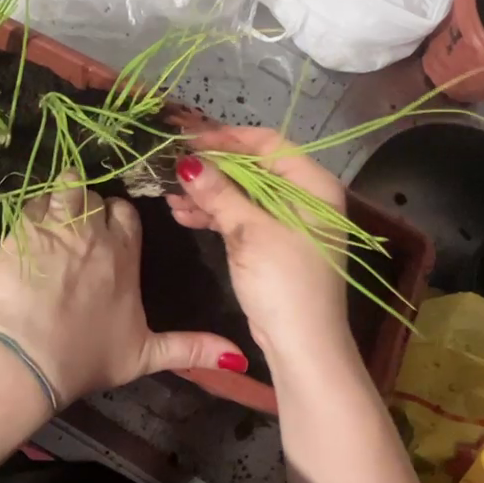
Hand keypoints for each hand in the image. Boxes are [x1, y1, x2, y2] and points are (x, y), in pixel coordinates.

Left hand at [0, 174, 244, 403]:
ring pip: (66, 188)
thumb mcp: (146, 355)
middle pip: (96, 198)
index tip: (108, 236)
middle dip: (89, 210)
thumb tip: (239, 359)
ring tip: (55, 221)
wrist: (30, 359)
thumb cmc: (88, 356)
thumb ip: (191, 348)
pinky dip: (32, 213)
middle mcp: (95, 232)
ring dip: (62, 199)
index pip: (127, 212)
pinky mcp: (21, 230)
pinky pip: (31, 203)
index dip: (116, 220)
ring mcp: (56, 227)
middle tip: (77, 236)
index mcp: (125, 253)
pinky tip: (29, 236)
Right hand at [166, 128, 351, 363]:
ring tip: (170, 195)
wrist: (302, 344)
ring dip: (208, 193)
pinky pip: (241, 218)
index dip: (226, 138)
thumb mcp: (249, 232)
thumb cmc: (284, 282)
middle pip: (252, 169)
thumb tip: (187, 162)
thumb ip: (219, 193)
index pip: (267, 144)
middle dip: (212, 169)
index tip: (187, 140)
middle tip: (172, 167)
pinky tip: (184, 214)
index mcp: (313, 186)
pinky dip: (215, 215)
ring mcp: (288, 223)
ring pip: (243, 195)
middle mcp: (304, 198)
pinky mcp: (272, 245)